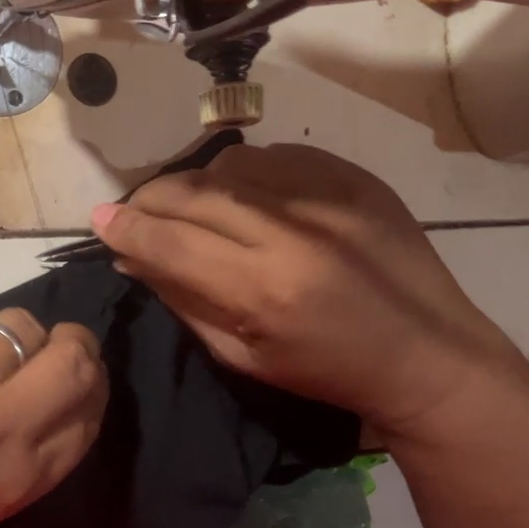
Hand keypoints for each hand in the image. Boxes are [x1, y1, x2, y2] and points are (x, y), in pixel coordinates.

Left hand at [0, 294, 106, 527]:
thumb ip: (36, 453)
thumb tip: (71, 389)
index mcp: (12, 476)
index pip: (88, 413)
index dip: (88, 388)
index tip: (72, 378)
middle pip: (73, 360)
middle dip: (71, 348)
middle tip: (49, 348)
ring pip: (20, 322)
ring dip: (8, 334)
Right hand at [90, 143, 528, 438]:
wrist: (429, 356)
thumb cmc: (327, 372)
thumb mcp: (242, 356)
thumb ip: (183, 299)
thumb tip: (133, 258)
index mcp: (263, 289)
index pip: (169, 242)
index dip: (126, 229)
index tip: (99, 221)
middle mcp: (292, 232)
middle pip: (193, 194)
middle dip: (150, 200)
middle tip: (133, 212)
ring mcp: (330, 197)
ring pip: (231, 163)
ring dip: (197, 182)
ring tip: (192, 205)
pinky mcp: (356, 178)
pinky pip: (278, 155)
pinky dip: (246, 171)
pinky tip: (244, 192)